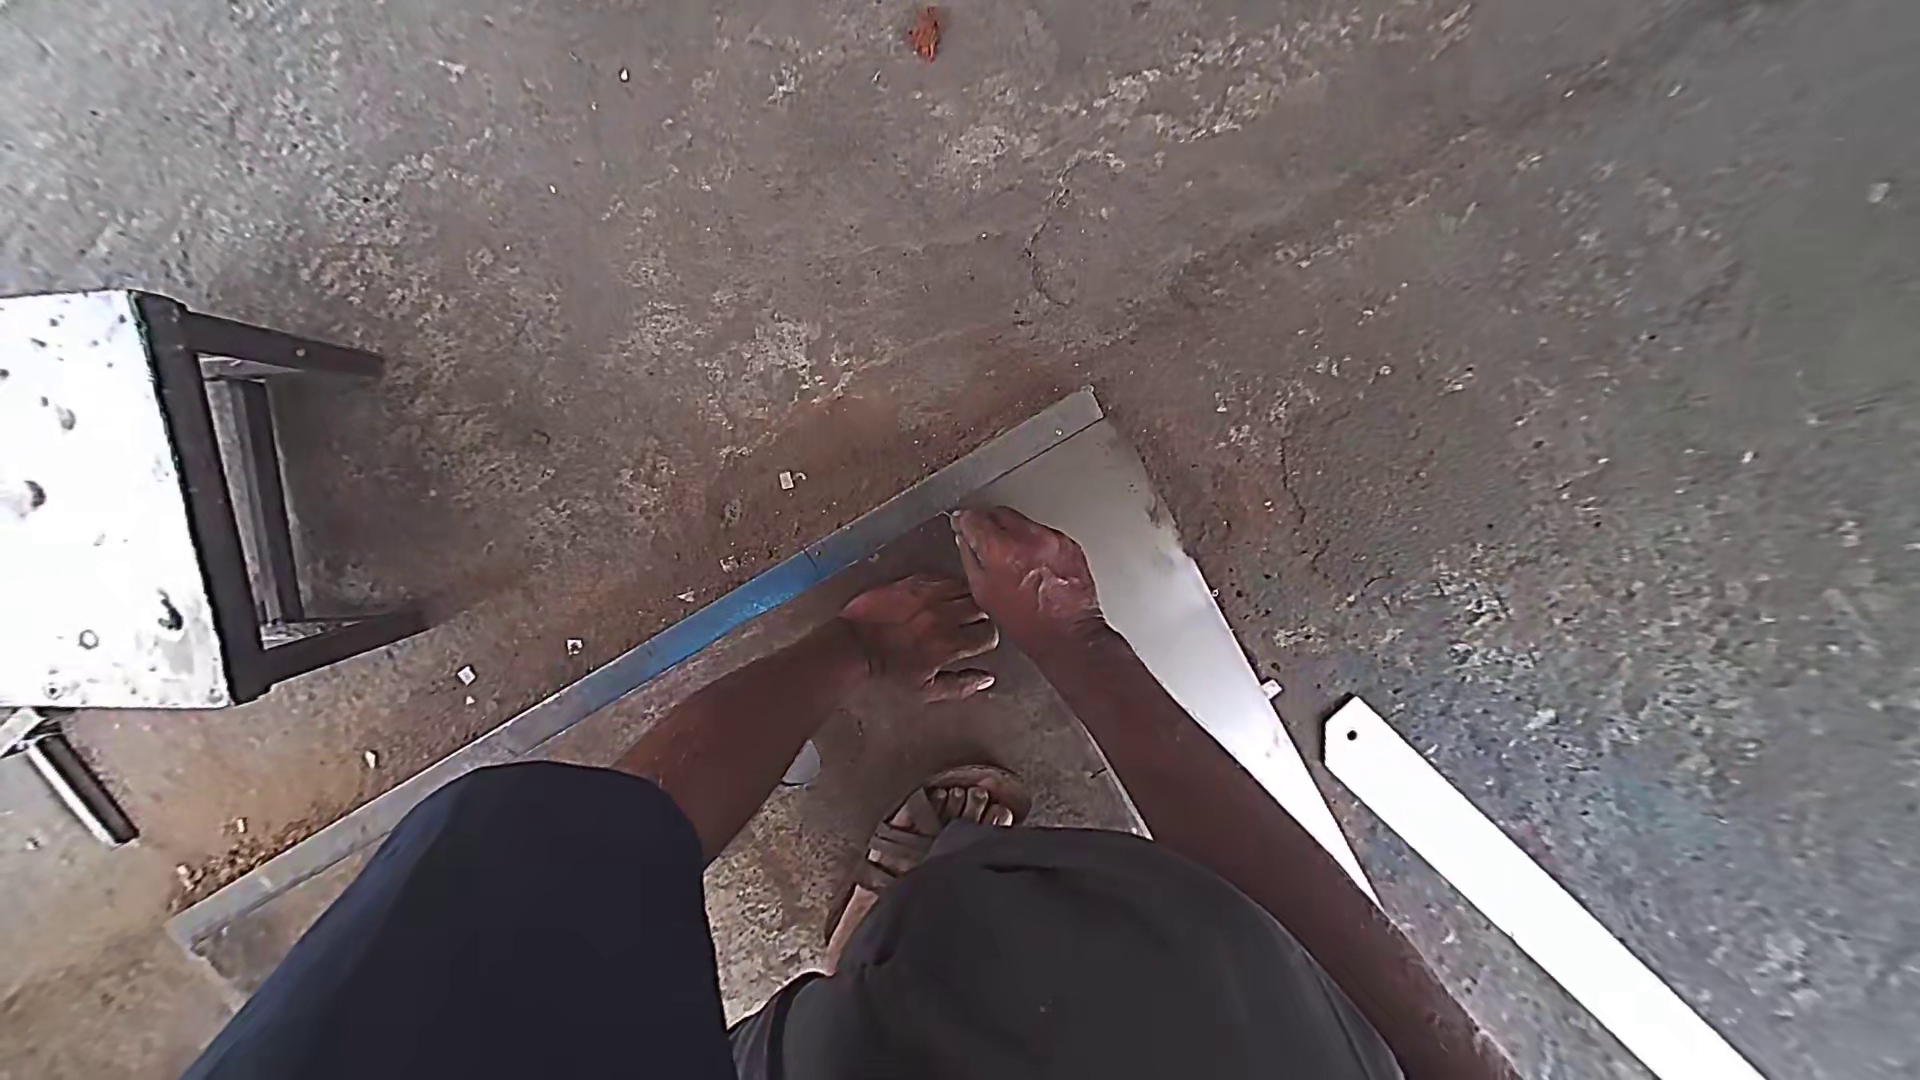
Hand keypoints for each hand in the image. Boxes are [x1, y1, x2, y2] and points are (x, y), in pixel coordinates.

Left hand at [838, 575, 999, 701]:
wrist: (854, 647)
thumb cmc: (888, 672)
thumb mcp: (925, 690)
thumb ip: (960, 685)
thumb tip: (987, 679)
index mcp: (948, 644)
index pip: (989, 634)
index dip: (986, 639)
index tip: (977, 642)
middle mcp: (943, 615)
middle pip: (982, 608)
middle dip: (980, 618)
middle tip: (968, 625)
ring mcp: (928, 594)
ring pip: (966, 588)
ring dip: (966, 598)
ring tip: (957, 608)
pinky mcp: (914, 581)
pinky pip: (944, 577)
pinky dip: (948, 586)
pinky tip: (941, 596)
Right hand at [951, 507, 1105, 650]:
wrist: (1068, 635)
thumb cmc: (1028, 624)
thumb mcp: (984, 594)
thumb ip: (970, 560)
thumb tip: (966, 541)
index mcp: (1002, 550)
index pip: (974, 517)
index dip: (964, 519)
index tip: (962, 522)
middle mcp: (1028, 538)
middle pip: (999, 513)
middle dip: (989, 523)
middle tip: (986, 540)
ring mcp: (1051, 539)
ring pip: (1023, 521)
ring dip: (1014, 533)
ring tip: (1014, 560)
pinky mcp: (1069, 544)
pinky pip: (1044, 533)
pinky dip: (1036, 543)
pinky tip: (1035, 564)